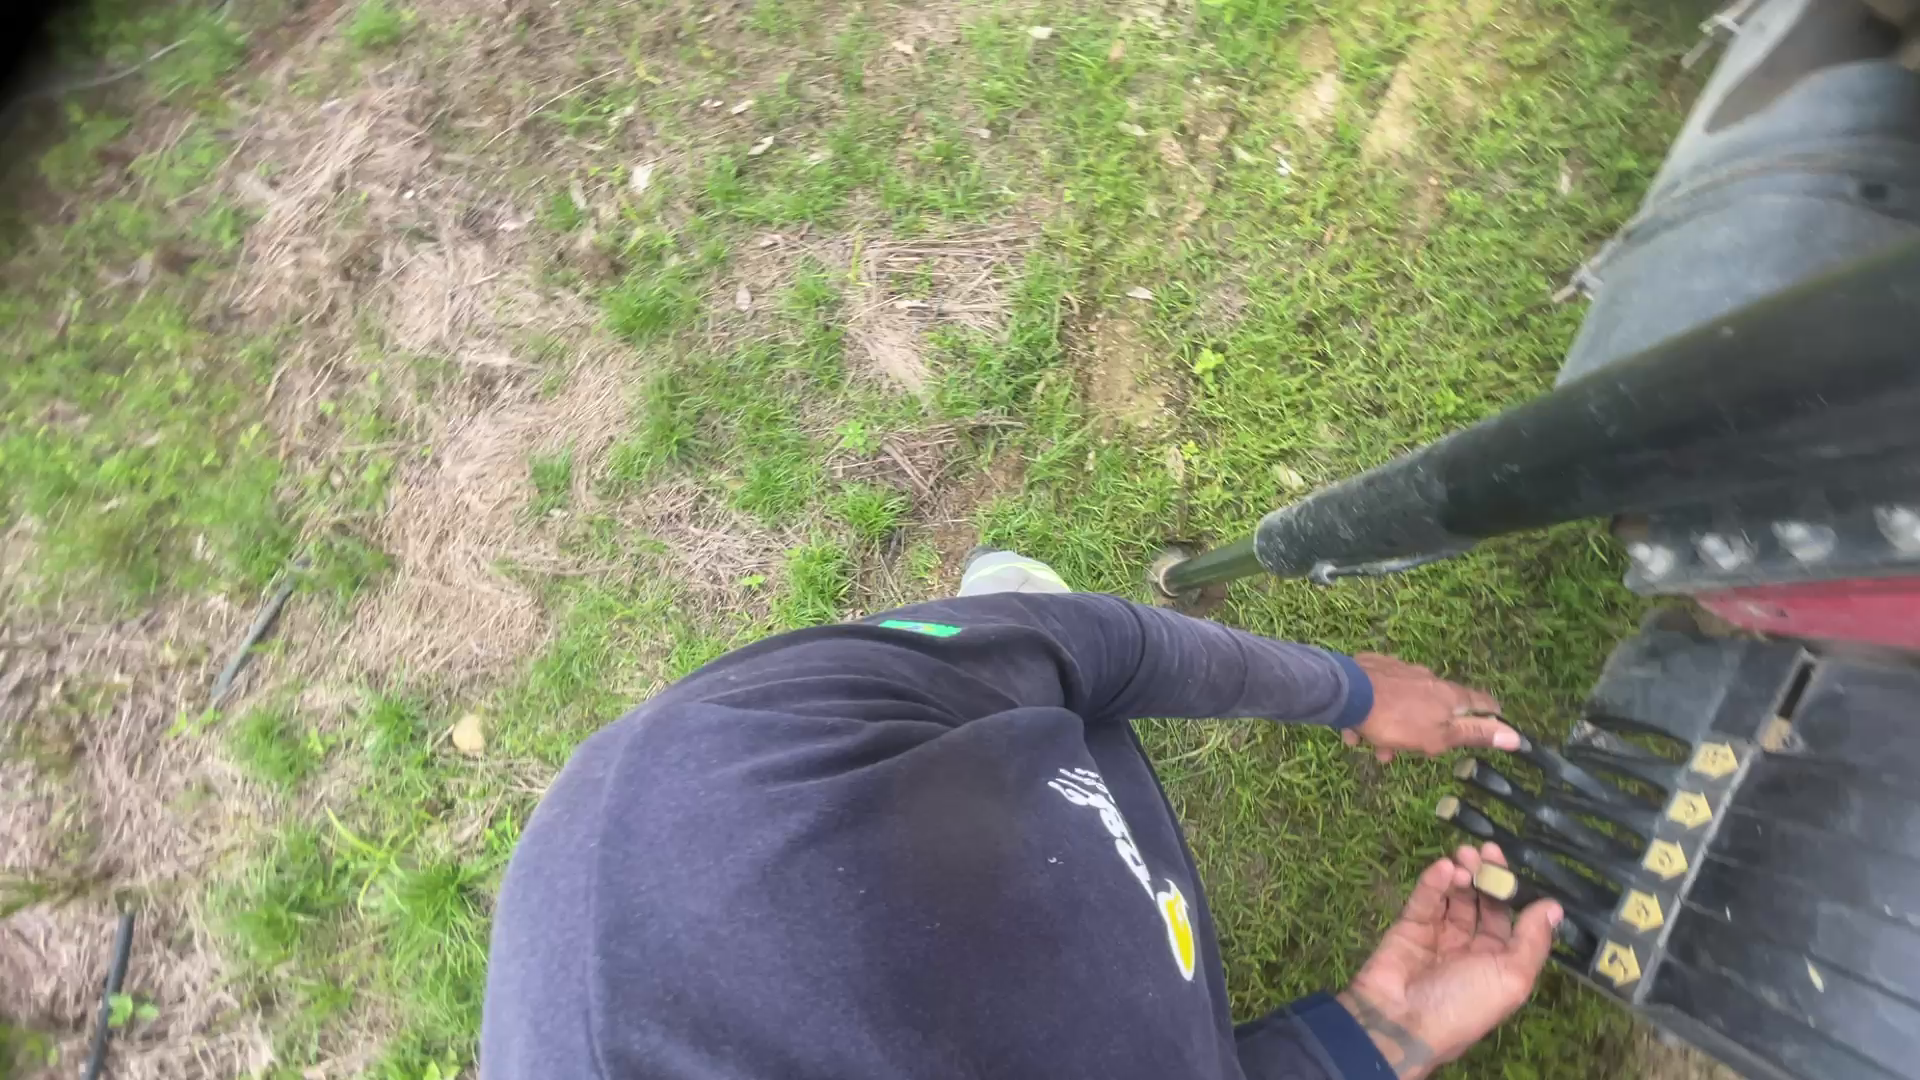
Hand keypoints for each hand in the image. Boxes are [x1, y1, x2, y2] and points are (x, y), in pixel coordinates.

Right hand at [1339, 844, 1562, 1079]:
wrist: (1402, 1016)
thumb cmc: (1465, 1003)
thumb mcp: (1511, 977)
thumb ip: (1532, 940)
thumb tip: (1554, 907)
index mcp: (1499, 964)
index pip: (1508, 920)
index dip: (1510, 892)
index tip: (1506, 862)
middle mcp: (1470, 947)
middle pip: (1479, 904)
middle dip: (1483, 878)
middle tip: (1481, 852)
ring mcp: (1438, 934)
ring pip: (1452, 897)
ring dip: (1460, 876)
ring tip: (1463, 858)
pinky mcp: (1409, 924)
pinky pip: (1424, 899)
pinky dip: (1433, 882)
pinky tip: (1443, 868)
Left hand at [1341, 653, 1518, 761]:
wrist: (1345, 694)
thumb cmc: (1396, 720)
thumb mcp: (1438, 736)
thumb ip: (1474, 734)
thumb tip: (1515, 735)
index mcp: (1447, 694)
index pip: (1480, 701)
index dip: (1491, 712)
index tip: (1497, 717)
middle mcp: (1425, 676)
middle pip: (1433, 707)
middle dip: (1419, 732)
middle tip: (1397, 752)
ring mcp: (1395, 669)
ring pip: (1400, 704)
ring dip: (1387, 728)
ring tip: (1369, 745)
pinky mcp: (1369, 667)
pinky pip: (1376, 695)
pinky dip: (1368, 713)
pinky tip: (1352, 729)